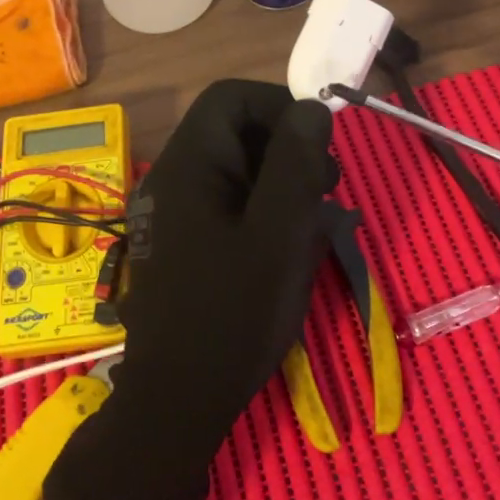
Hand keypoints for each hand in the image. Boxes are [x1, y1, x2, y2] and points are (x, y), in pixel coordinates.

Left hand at [43, 80, 335, 499]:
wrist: (178, 400)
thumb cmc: (232, 313)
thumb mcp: (278, 233)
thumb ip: (295, 163)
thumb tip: (312, 108)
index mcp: (189, 165)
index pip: (230, 98)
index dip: (278, 108)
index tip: (317, 148)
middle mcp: (174, 178)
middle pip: (235, 132)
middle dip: (287, 150)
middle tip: (325, 191)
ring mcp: (175, 212)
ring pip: (237, 171)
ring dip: (280, 185)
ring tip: (312, 224)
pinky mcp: (184, 243)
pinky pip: (229, 206)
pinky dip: (263, 214)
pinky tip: (287, 249)